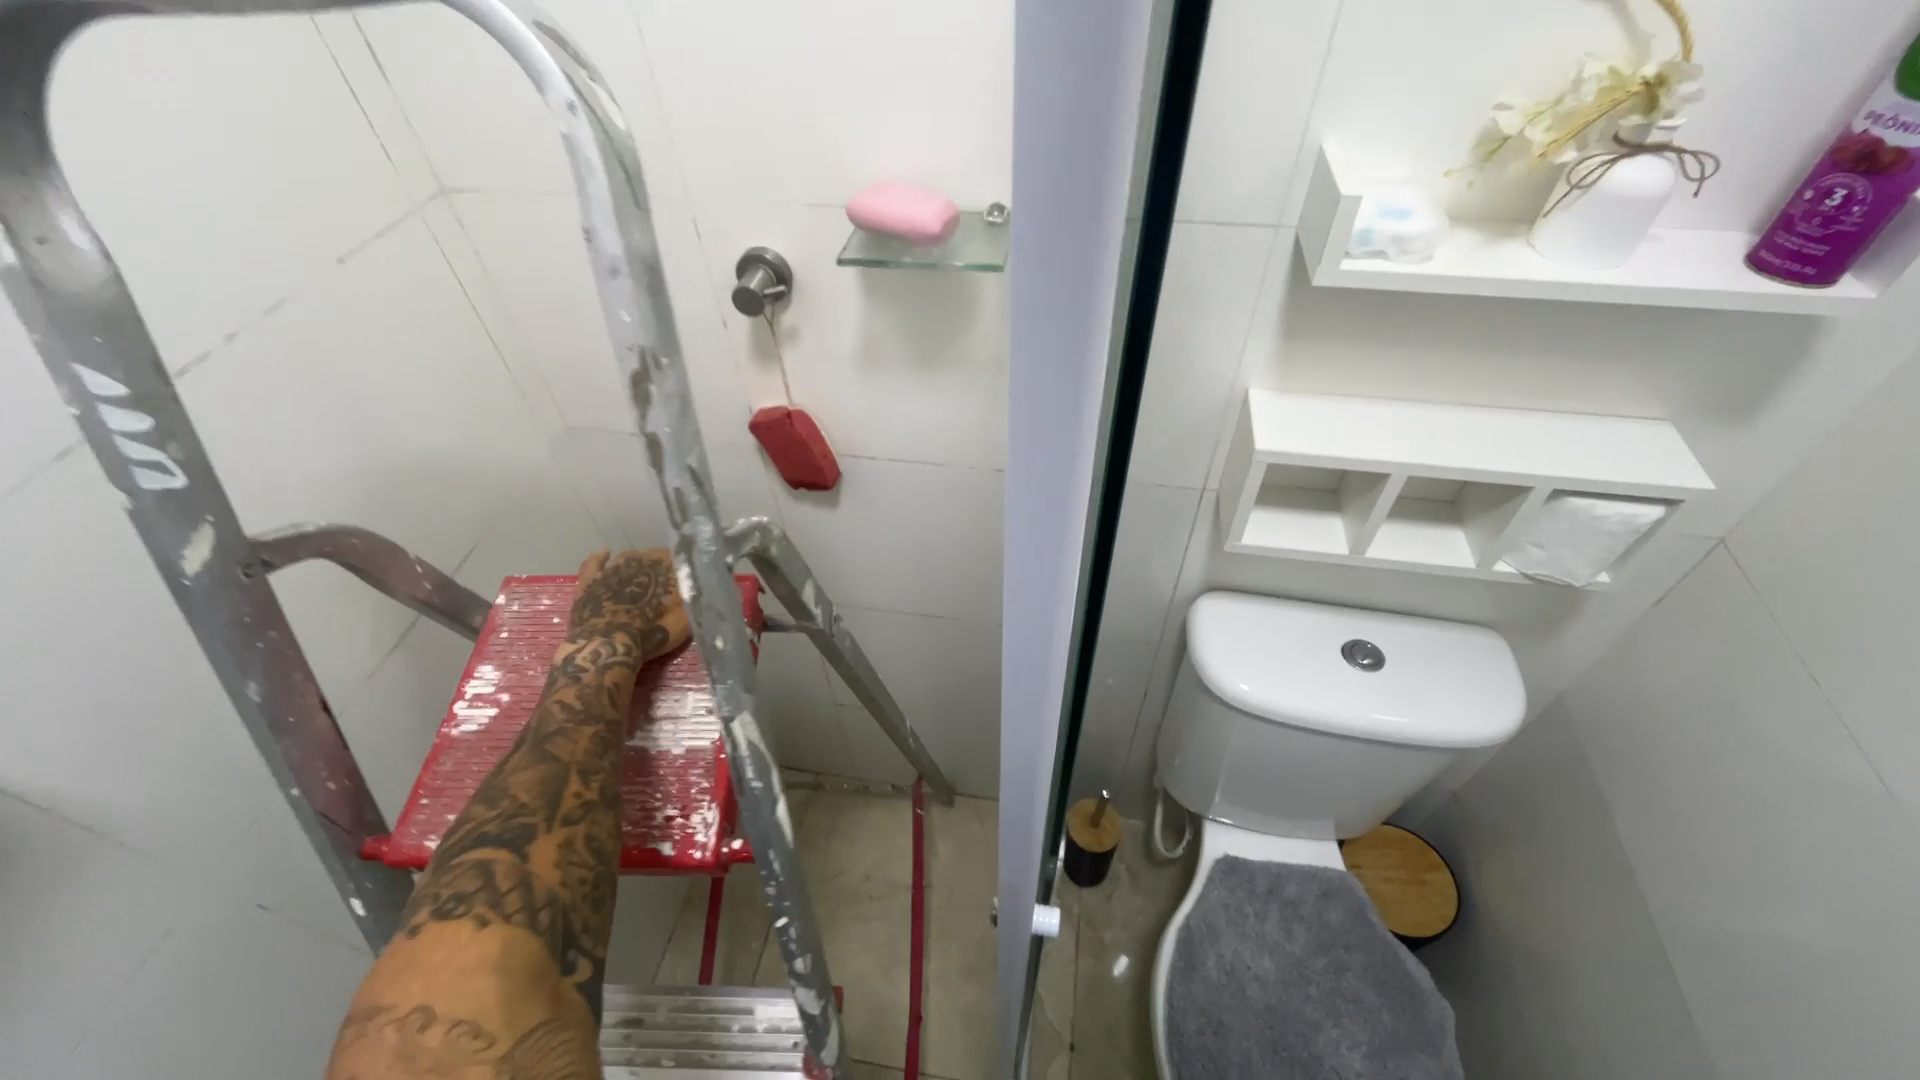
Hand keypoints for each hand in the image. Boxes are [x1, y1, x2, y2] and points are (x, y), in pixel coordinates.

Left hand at [568, 549, 690, 663]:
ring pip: (627, 557)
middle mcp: (638, 561)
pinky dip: (601, 558)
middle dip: (659, 566)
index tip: (686, 578)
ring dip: (636, 564)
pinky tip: (605, 555)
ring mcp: (611, 569)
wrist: (608, 646)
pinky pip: (594, 563)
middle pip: (652, 556)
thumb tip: (698, 585)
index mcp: (664, 567)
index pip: (677, 557)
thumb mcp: (685, 619)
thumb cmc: (650, 633)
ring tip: (641, 575)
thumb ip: (692, 599)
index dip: (682, 568)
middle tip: (664, 582)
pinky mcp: (589, 581)